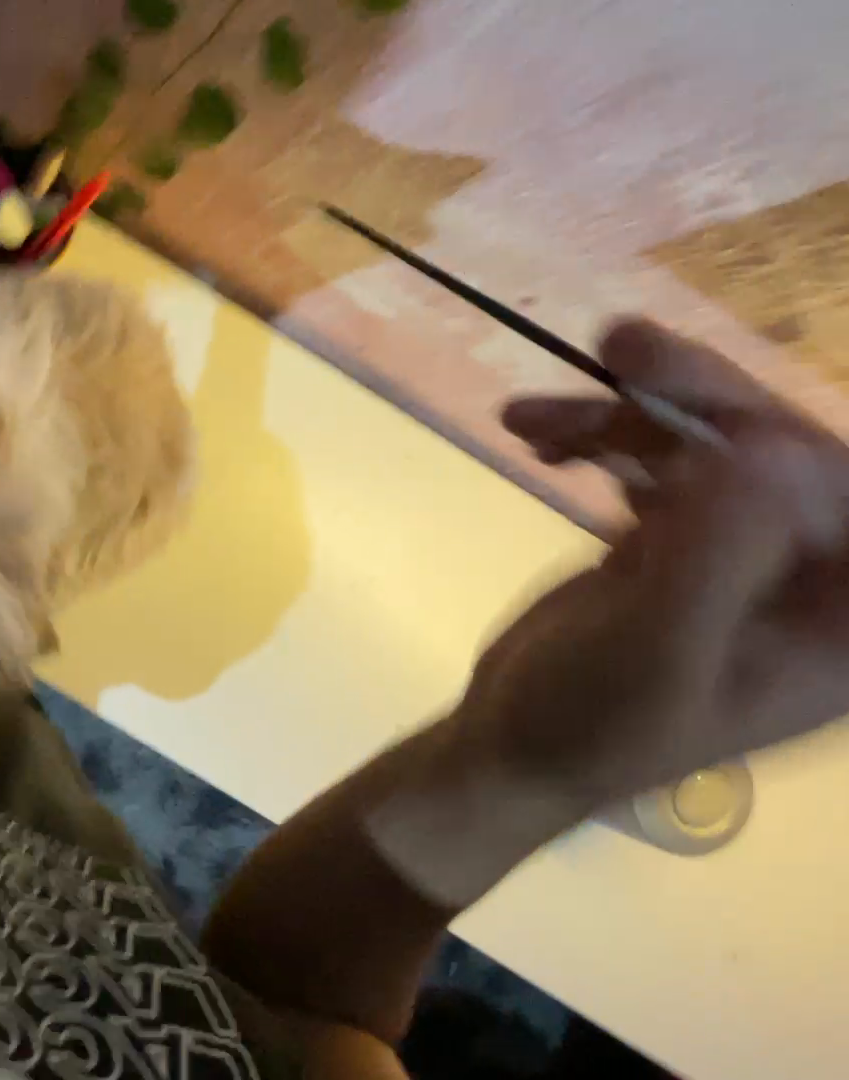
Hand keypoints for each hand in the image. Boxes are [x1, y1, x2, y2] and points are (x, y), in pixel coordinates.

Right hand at [465, 320, 848, 806]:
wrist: (514, 748)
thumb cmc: (589, 720)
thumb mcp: (652, 649)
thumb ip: (715, 556)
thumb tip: (762, 447)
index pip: (843, 490)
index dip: (762, 429)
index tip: (660, 381)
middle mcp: (818, 575)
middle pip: (779, 457)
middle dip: (690, 401)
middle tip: (612, 343)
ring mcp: (744, 557)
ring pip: (706, 455)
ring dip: (618, 422)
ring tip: (525, 414)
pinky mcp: (676, 549)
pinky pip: (656, 475)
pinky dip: (599, 448)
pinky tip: (544, 442)